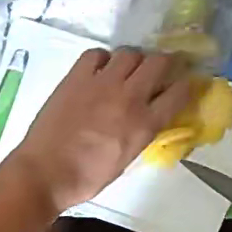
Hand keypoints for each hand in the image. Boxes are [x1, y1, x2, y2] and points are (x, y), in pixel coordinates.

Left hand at [2, 48, 191, 213]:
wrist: (45, 173)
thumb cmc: (85, 178)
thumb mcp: (125, 160)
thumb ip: (141, 134)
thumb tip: (148, 120)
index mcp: (144, 124)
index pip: (180, 93)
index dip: (186, 85)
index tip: (183, 84)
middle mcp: (129, 97)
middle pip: (159, 63)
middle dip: (165, 64)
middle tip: (159, 70)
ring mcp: (101, 83)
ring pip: (130, 53)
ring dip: (134, 60)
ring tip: (127, 71)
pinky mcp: (75, 77)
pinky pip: (96, 54)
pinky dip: (102, 58)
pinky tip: (99, 70)